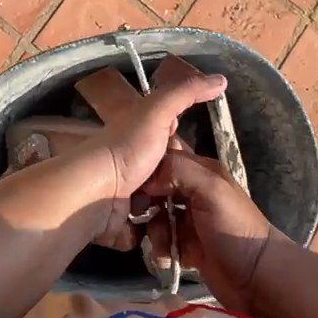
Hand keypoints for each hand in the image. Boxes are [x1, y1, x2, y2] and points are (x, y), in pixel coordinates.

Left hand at [85, 73, 225, 247]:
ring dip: (174, 212)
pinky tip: (176, 238)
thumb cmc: (128, 147)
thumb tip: (222, 79)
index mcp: (138, 136)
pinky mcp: (123, 223)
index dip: (186, 150)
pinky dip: (158, 235)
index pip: (170, 140)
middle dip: (183, 186)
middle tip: (203, 197)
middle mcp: (131, 163)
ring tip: (195, 221)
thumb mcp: (158, 111)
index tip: (207, 162)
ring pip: (161, 205)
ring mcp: (126, 195)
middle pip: (168, 176)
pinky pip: (148, 232)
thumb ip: (186, 93)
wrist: (96, 191)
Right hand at [142, 151, 289, 313]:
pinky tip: (169, 258)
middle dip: (146, 203)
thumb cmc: (235, 227)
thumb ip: (178, 170)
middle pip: (154, 187)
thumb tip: (145, 176)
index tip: (133, 181)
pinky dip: (161, 249)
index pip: (164, 155)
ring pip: (155, 215)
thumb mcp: (210, 189)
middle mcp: (192, 190)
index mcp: (200, 170)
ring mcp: (188, 219)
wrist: (258, 279)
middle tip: (143, 217)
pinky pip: (161, 240)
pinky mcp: (186, 245)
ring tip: (164, 245)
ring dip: (154, 230)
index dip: (146, 165)